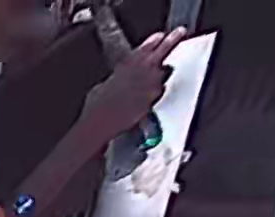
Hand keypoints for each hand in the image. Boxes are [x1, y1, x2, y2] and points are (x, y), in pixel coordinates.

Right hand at [78, 28, 187, 142]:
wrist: (98, 124)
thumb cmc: (96, 108)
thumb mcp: (102, 86)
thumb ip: (116, 78)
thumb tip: (119, 79)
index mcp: (131, 60)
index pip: (152, 41)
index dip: (155, 40)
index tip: (159, 38)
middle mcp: (146, 67)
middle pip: (167, 46)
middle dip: (172, 40)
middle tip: (178, 34)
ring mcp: (153, 82)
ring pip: (164, 73)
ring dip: (158, 76)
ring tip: (148, 84)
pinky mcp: (154, 98)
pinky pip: (158, 93)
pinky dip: (152, 95)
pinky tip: (142, 101)